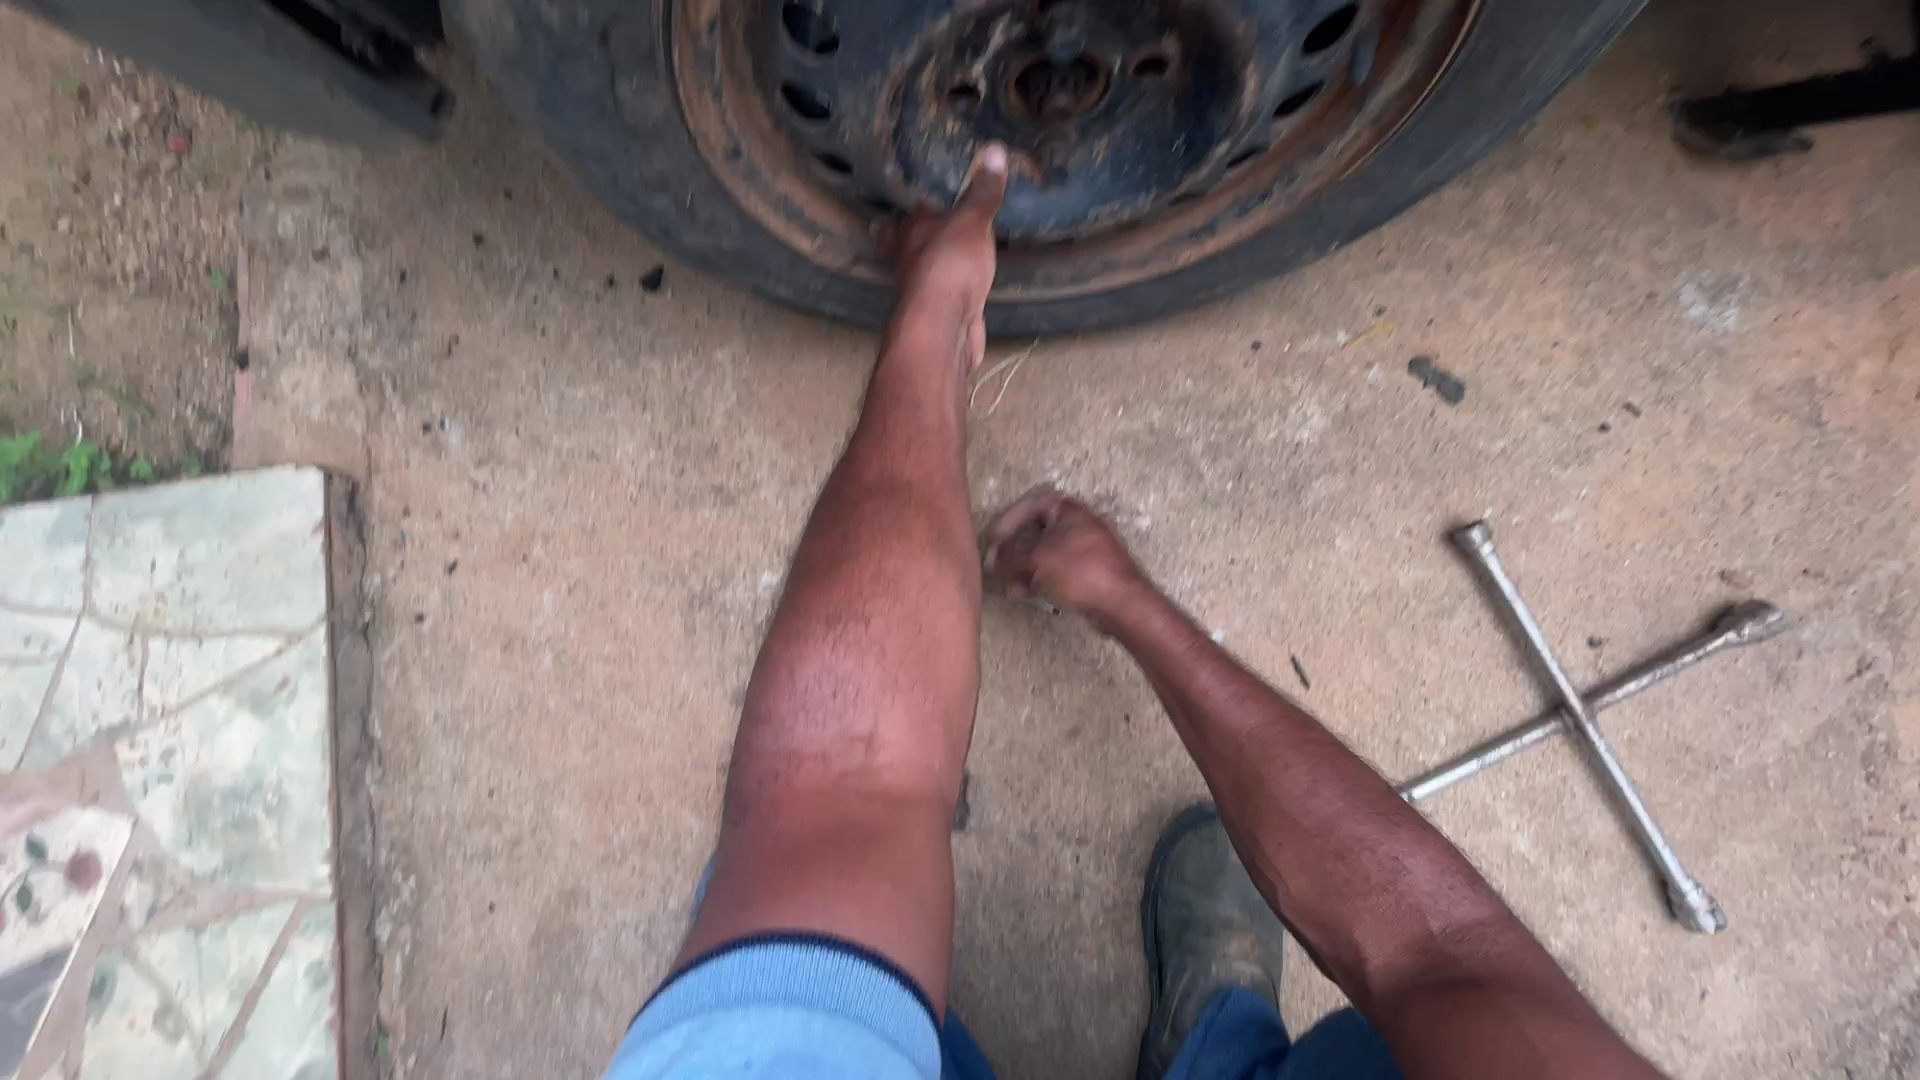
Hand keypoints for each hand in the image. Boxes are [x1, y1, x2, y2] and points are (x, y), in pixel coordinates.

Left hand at [887, 142, 1008, 371]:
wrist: (946, 327)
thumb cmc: (950, 264)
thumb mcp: (971, 220)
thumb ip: (982, 192)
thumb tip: (994, 149)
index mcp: (910, 230)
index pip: (909, 211)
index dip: (917, 204)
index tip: (927, 196)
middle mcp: (911, 260)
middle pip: (917, 243)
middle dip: (929, 236)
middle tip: (949, 223)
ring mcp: (926, 291)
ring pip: (935, 271)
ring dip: (945, 264)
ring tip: (965, 250)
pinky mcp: (943, 315)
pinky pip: (954, 295)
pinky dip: (962, 289)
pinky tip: (974, 285)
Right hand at [983, 486, 1151, 624]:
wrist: (1122, 603)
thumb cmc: (1080, 571)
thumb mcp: (1038, 560)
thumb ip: (1010, 556)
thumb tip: (990, 559)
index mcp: (1069, 511)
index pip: (1030, 505)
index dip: (1007, 521)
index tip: (993, 541)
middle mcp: (1077, 524)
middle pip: (1035, 531)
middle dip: (1013, 551)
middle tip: (997, 568)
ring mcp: (1083, 548)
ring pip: (1043, 553)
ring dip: (1023, 569)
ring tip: (1010, 589)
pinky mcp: (1086, 571)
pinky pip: (1055, 569)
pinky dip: (1038, 578)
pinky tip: (1025, 594)